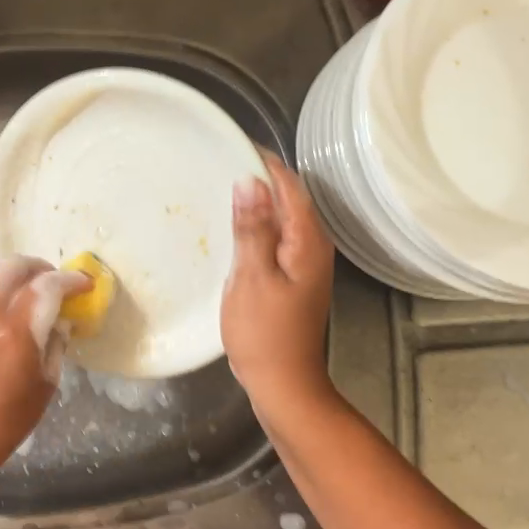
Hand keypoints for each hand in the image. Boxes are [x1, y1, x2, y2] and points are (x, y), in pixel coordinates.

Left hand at [0, 258, 86, 482]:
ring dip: (10, 272)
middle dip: (38, 267)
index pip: (47, 287)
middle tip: (51, 279)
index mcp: (16, 333)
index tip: (83, 283)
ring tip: (22, 286)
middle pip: (13, 266)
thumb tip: (60, 321)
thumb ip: (55, 344)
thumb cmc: (6, 421)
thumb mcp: (45, 385)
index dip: (70, 279)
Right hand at [223, 150, 336, 413]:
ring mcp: (304, 263)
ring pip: (280, 218)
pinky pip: (275, 237)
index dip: (262, 162)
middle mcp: (313, 246)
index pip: (288, 186)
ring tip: (219, 188)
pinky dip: (255, 226)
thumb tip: (249, 182)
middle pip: (287, 199)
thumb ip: (252, 229)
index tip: (230, 143)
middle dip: (257, 178)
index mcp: (307, 241)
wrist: (283, 384)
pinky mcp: (292, 277)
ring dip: (255, 202)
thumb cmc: (265, 333)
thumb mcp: (252, 278)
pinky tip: (232, 229)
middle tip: (216, 162)